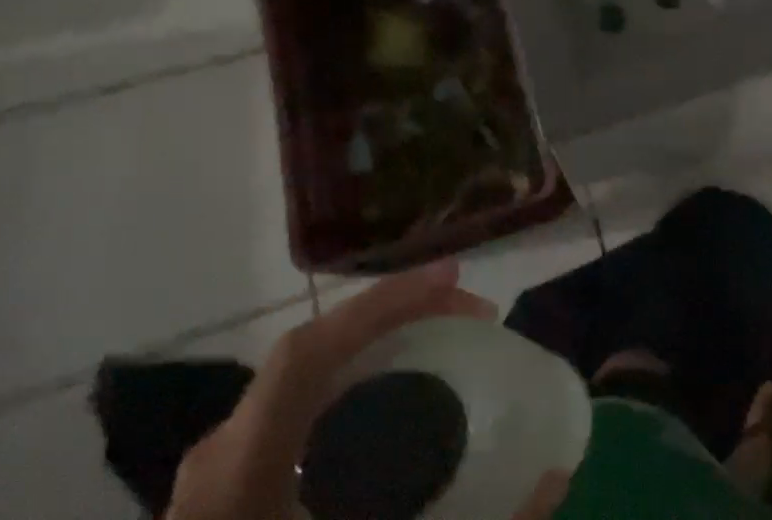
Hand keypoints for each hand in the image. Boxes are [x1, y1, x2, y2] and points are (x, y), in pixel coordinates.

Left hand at [163, 260, 569, 519]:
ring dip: (373, 345)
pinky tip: (392, 404)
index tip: (456, 280)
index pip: (308, 353)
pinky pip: (295, 409)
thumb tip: (554, 481)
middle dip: (394, 315)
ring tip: (441, 342)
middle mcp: (223, 454)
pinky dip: (350, 384)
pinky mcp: (225, 490)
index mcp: (244, 468)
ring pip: (302, 378)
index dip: (381, 303)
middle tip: (472, 314)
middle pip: (311, 352)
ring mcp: (218, 472)